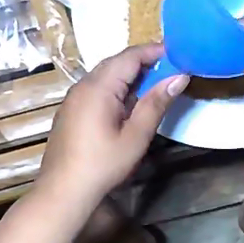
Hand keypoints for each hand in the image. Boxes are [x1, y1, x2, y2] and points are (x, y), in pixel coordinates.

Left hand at [34, 43, 185, 214]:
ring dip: (130, 75)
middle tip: (171, 69)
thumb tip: (180, 76)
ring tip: (155, 83)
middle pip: (116, 62)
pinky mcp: (71, 110)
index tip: (179, 54)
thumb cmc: (103, 164)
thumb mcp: (136, 135)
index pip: (130, 56)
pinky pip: (96, 88)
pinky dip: (116, 87)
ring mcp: (74, 97)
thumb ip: (156, 102)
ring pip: (105, 75)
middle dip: (143, 62)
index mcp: (99, 87)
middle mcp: (83, 85)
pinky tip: (129, 103)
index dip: (154, 51)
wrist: (63, 190)